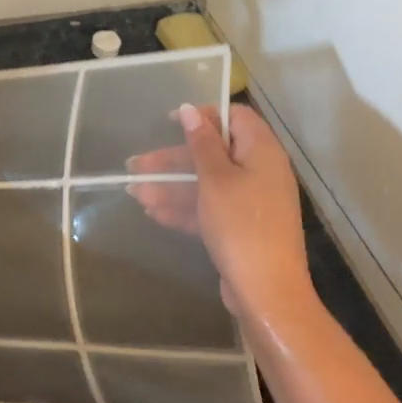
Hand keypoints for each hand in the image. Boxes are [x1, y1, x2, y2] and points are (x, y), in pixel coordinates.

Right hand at [126, 103, 312, 318]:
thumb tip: (191, 109)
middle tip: (137, 165)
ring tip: (134, 192)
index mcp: (261, 152)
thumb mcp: (216, 179)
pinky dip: (184, 208)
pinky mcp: (240, 228)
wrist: (267, 293)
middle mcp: (259, 172)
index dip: (203, 116)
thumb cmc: (241, 225)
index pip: (234, 118)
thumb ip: (202, 143)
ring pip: (206, 184)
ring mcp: (250, 202)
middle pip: (212, 154)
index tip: (170, 123)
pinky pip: (209, 208)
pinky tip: (153, 212)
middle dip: (173, 160)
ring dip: (171, 186)